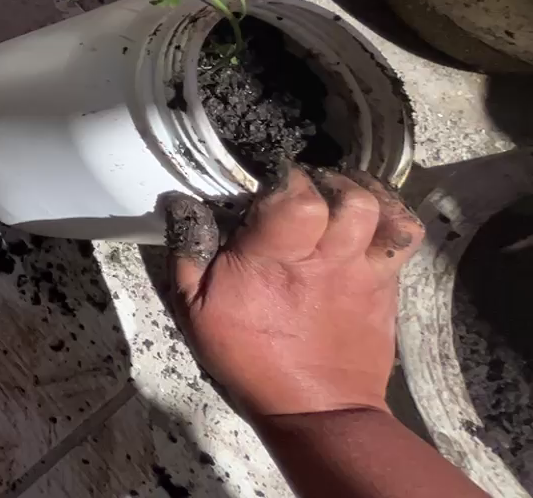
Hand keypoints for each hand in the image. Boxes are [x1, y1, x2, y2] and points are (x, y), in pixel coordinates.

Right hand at [162, 165, 422, 420]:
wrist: (316, 407)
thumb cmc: (245, 351)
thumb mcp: (191, 302)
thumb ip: (186, 247)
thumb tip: (180, 202)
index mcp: (276, 261)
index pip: (299, 200)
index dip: (285, 177)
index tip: (263, 174)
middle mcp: (329, 262)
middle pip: (355, 201)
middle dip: (329, 180)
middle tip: (301, 181)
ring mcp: (366, 277)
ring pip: (391, 219)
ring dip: (366, 196)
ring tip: (334, 194)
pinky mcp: (386, 292)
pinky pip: (401, 244)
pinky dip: (383, 224)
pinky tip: (354, 225)